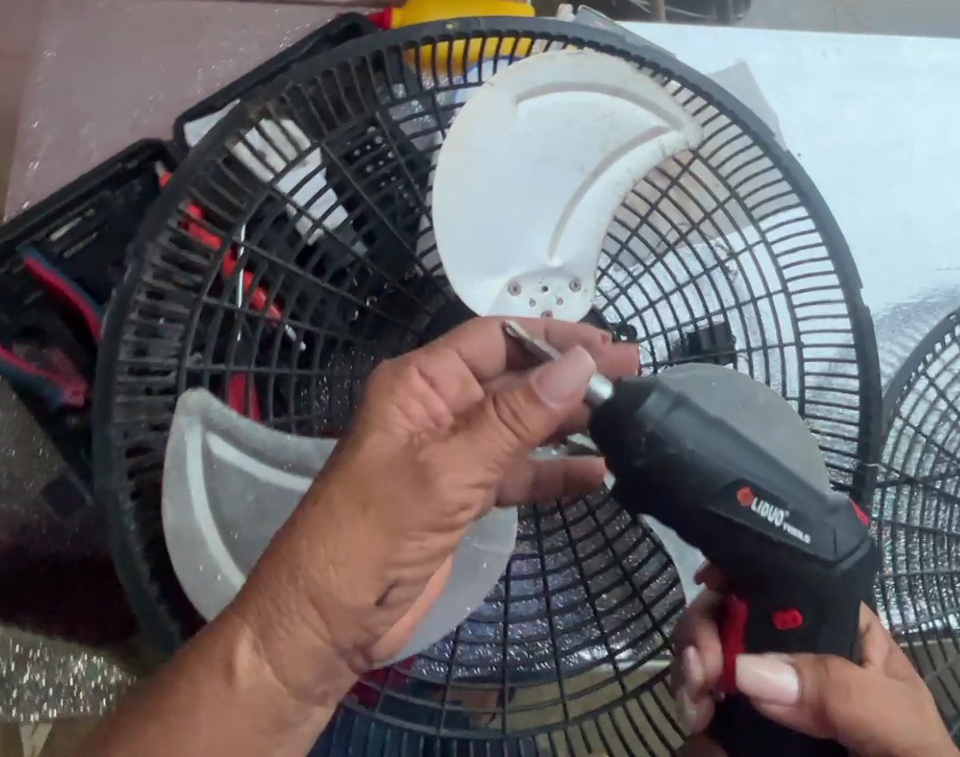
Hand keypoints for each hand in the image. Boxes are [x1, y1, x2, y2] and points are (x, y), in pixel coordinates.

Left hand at [225, 316, 639, 703]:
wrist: (327, 623)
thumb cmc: (374, 533)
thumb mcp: (449, 469)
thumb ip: (517, 417)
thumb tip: (580, 364)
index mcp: (422, 382)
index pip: (495, 339)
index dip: (552, 336)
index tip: (605, 343)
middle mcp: (439, 407)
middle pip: (515, 379)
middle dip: (570, 377)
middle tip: (632, 375)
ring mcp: (453, 452)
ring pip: (521, 424)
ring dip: (568, 423)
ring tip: (626, 418)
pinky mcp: (464, 494)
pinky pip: (517, 471)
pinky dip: (553, 472)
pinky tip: (597, 475)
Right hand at [670, 570, 958, 756]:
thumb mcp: (899, 727)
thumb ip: (839, 692)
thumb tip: (747, 668)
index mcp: (842, 636)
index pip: (783, 581)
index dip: (738, 575)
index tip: (709, 589)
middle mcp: (799, 661)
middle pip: (732, 618)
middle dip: (702, 632)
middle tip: (698, 673)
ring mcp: (770, 703)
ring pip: (708, 665)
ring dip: (688, 676)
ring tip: (694, 709)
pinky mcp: (747, 741)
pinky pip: (707, 724)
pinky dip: (695, 728)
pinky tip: (702, 740)